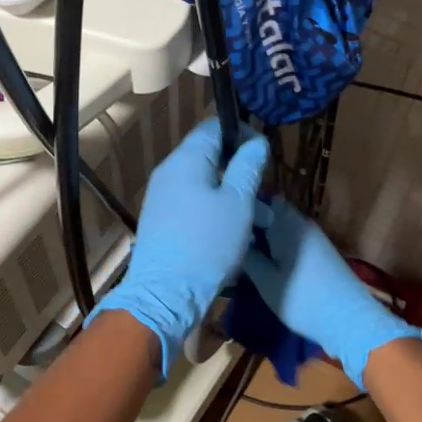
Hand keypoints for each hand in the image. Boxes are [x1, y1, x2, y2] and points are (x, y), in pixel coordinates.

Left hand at [90, 117, 269, 379]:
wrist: (164, 294)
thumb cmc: (207, 243)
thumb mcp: (238, 203)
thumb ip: (247, 167)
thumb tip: (255, 141)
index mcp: (185, 159)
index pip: (213, 127)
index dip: (240, 132)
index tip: (262, 152)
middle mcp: (167, 171)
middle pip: (206, 154)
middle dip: (236, 166)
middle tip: (262, 188)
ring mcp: (159, 197)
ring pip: (200, 181)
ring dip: (227, 191)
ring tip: (254, 215)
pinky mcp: (159, 220)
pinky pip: (189, 201)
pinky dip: (211, 207)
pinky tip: (228, 228)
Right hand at [242, 198, 420, 388]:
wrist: (350, 321)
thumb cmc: (303, 300)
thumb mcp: (266, 282)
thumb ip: (248, 256)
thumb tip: (231, 239)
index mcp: (288, 224)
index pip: (260, 201)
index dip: (240, 208)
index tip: (221, 221)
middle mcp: (302, 224)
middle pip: (271, 213)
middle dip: (251, 223)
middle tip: (228, 239)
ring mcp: (313, 237)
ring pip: (281, 227)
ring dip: (264, 236)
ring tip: (242, 251)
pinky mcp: (319, 252)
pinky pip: (291, 239)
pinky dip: (276, 246)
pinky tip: (264, 261)